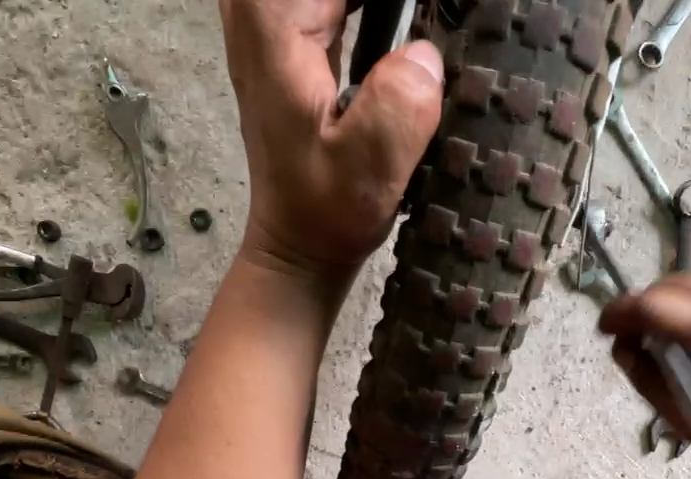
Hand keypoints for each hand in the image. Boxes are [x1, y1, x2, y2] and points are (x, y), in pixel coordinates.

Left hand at [219, 0, 444, 279]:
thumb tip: (425, 53)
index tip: (430, 12)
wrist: (298, 242)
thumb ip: (397, 109)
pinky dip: (370, 2)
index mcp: (275, 20)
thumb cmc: (326, 213)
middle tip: (428, 18)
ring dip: (380, 1)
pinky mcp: (289, 30)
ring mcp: (270, 14)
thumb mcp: (367, 173)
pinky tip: (402, 14)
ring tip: (418, 18)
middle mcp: (261, 5)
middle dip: (384, 1)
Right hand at [598, 276, 690, 459]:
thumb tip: (623, 348)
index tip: (604, 327)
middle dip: (641, 308)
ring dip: (667, 308)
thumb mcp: (689, 415)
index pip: (651, 303)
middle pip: (668, 286)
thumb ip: (647, 378)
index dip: (619, 312)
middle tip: (629, 339)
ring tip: (663, 344)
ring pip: (690, 286)